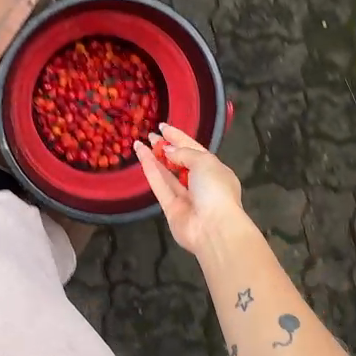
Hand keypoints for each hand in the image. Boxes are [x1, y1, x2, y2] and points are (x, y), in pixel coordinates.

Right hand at [133, 123, 248, 256]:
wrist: (214, 228)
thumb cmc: (215, 189)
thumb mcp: (204, 161)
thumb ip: (184, 152)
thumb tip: (168, 150)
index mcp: (215, 170)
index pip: (195, 149)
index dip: (179, 137)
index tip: (163, 127)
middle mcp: (201, 183)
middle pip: (181, 161)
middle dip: (166, 148)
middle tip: (151, 135)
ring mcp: (186, 197)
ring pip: (167, 173)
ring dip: (155, 158)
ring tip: (140, 142)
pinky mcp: (171, 209)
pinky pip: (160, 185)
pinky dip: (151, 170)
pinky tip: (141, 155)